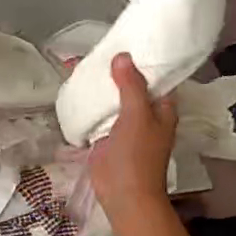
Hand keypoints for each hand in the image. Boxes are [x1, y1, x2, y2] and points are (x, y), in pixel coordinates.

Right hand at [88, 53, 179, 217]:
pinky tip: (74, 91)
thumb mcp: (137, 116)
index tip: (125, 40)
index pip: (155, 75)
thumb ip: (130, 86)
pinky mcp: (106, 136)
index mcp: (161, 107)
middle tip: (94, 51)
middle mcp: (145, 113)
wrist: (123, 194)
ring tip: (80, 65)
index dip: (142, 58)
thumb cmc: (137, 156)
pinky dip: (88, 103)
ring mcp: (125, 125)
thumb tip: (122, 56)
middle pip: (130, 84)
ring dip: (99, 86)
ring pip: (112, 98)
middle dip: (115, 70)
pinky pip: (98, 113)